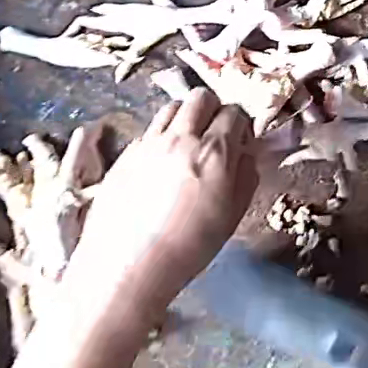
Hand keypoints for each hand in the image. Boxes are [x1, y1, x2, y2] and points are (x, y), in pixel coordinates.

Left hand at [61, 89, 257, 322]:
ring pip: (170, 108)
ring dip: (185, 117)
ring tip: (188, 143)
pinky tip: (162, 164)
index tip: (242, 139)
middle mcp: (180, 139)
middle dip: (213, 109)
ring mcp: (146, 147)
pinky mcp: (121, 159)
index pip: (234, 111)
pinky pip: (148, 133)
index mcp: (214, 150)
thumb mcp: (236, 209)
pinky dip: (161, 138)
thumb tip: (246, 151)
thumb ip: (247, 171)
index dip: (242, 122)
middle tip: (216, 132)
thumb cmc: (192, 243)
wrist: (125, 270)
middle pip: (200, 97)